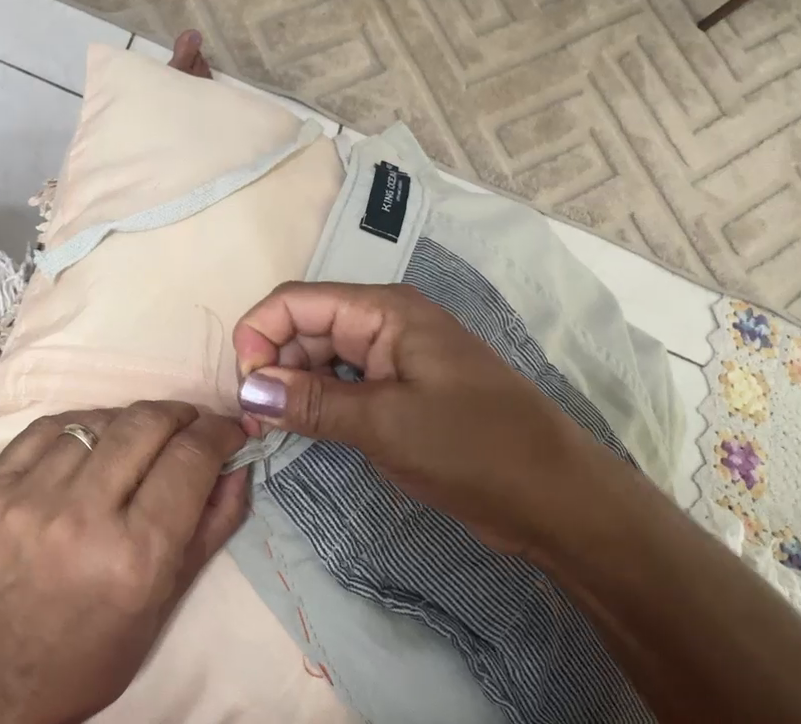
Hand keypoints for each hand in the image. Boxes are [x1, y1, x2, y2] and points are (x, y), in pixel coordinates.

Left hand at [0, 402, 249, 723]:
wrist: (2, 674)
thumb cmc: (99, 648)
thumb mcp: (169, 597)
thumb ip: (213, 522)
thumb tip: (239, 458)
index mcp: (136, 555)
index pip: (190, 459)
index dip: (218, 432)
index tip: (229, 428)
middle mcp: (80, 518)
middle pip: (144, 423)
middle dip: (178, 415)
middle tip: (187, 426)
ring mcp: (28, 498)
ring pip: (97, 420)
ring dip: (127, 424)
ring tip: (135, 445)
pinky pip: (48, 427)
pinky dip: (79, 429)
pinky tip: (90, 447)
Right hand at [232, 281, 604, 554]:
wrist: (556, 499)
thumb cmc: (474, 448)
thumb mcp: (385, 424)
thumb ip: (312, 402)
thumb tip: (249, 388)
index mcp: (384, 311)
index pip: (296, 302)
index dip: (259, 334)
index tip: (244, 388)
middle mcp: (383, 323)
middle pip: (304, 327)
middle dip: (271, 363)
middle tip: (255, 419)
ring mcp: (391, 359)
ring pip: (318, 358)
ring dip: (290, 386)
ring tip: (272, 428)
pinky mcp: (397, 392)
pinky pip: (340, 384)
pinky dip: (315, 402)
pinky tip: (301, 429)